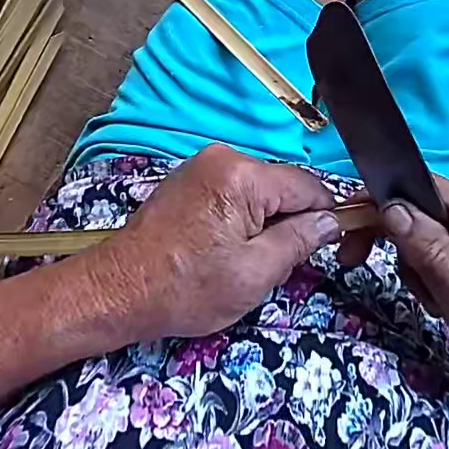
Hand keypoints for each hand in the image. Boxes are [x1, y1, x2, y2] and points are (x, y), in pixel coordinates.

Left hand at [74, 145, 341, 342]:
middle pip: (287, 186)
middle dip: (293, 221)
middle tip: (281, 262)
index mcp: (243, 176)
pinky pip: (240, 190)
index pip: (310, 187)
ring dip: (269, 220)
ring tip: (249, 256)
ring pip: (265, 190)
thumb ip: (301, 240)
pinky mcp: (193, 176)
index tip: (334, 248)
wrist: (113, 292)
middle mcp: (226, 156)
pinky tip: (228, 245)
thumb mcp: (255, 273)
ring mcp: (206, 163)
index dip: (327, 218)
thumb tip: (332, 221)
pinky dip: (246, 215)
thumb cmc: (182, 289)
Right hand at [377, 177, 448, 408]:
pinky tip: (447, 304)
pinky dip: (437, 276)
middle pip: (424, 208)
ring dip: (421, 267)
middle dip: (398, 240)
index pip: (424, 186)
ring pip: (433, 234)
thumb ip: (431, 253)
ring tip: (438, 305)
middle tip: (366, 267)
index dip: (382, 200)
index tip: (349, 228)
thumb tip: (392, 207)